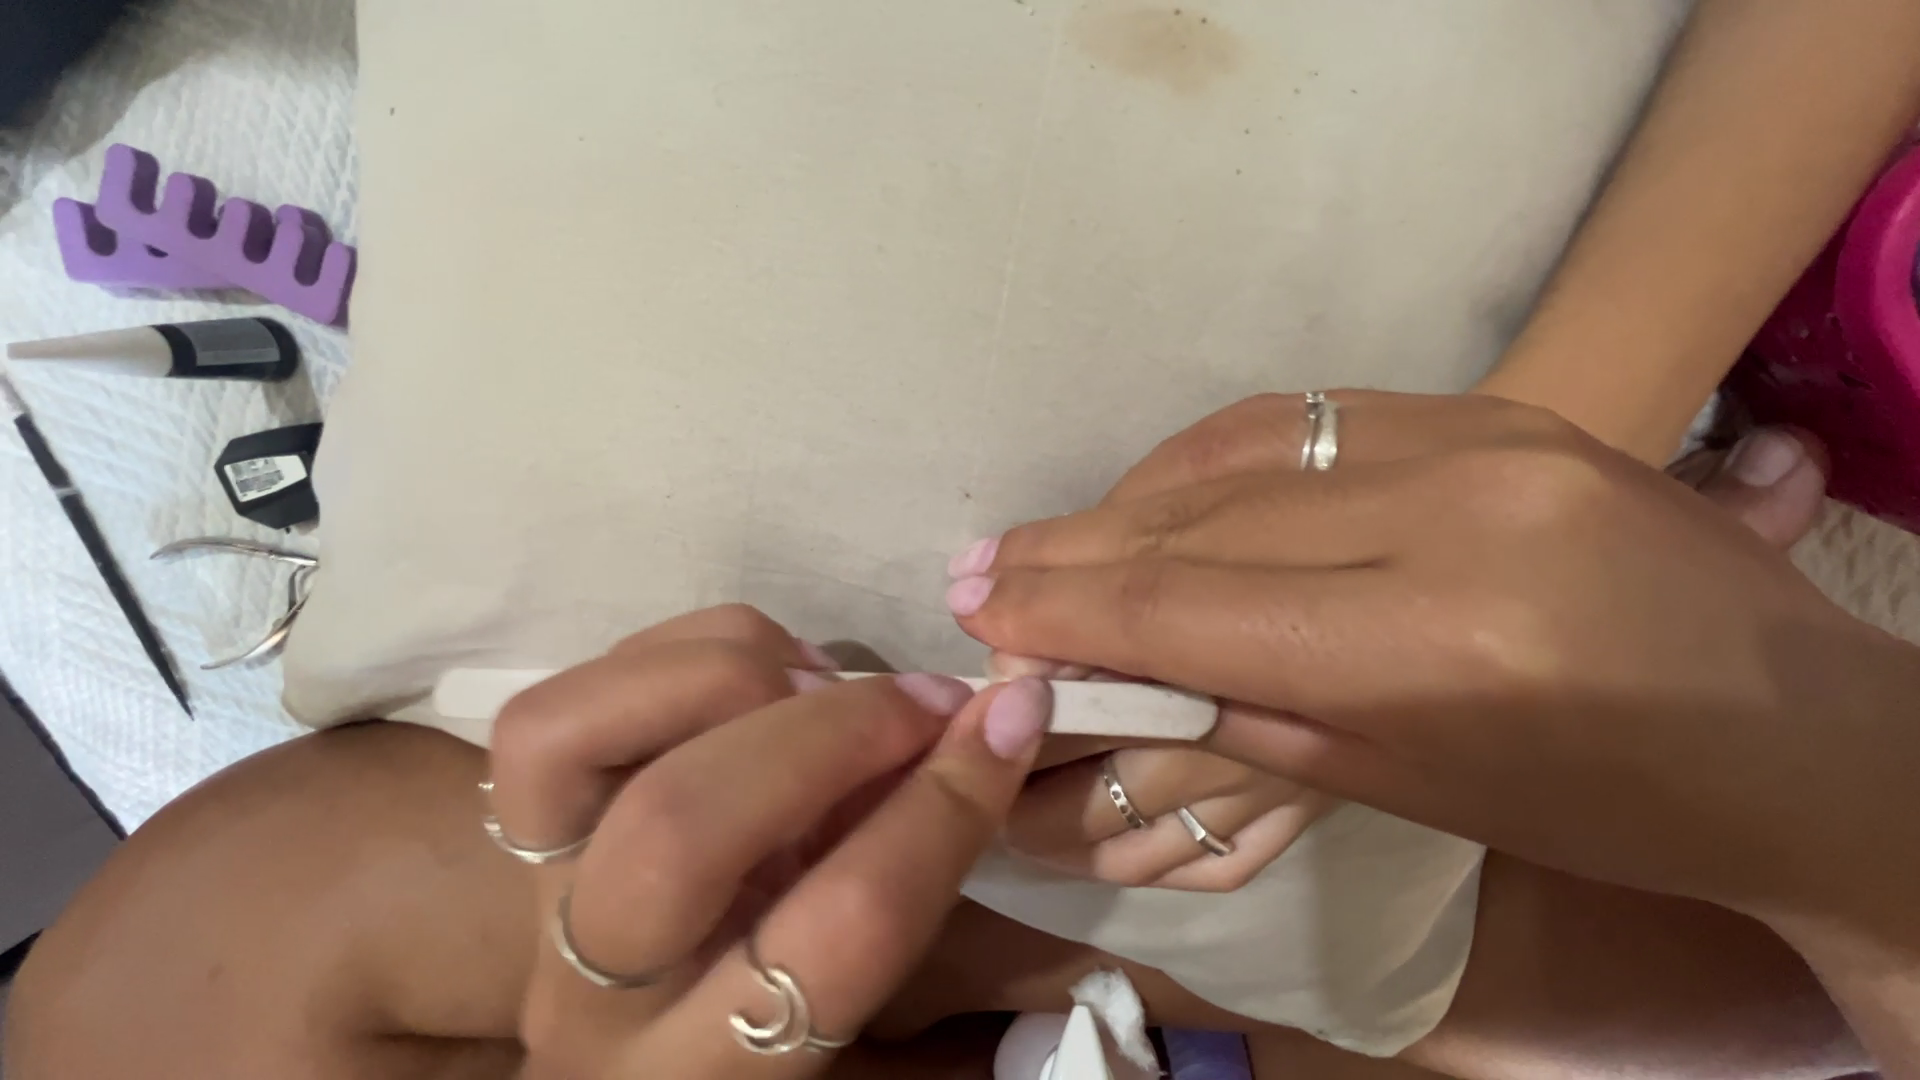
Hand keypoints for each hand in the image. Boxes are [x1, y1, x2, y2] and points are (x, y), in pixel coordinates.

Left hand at [484, 605, 1050, 1077]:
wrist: (644, 1008)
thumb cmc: (784, 988)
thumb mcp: (866, 962)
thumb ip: (923, 850)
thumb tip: (993, 716)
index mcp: (714, 1064)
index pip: (845, 928)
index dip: (942, 808)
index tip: (1012, 717)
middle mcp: (594, 987)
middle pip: (683, 824)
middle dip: (830, 729)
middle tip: (920, 697)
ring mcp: (534, 883)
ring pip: (571, 736)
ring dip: (737, 671)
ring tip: (822, 679)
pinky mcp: (518, 803)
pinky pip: (577, 687)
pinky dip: (692, 650)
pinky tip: (771, 670)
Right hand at [943, 392, 1919, 932]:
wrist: (1798, 733)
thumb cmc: (1592, 804)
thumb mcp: (1389, 785)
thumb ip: (1232, 706)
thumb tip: (1097, 662)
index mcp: (1435, 643)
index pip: (1190, 612)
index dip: (1066, 612)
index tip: (979, 610)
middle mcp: (1451, 508)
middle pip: (1197, 525)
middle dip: (1072, 555)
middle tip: (980, 568)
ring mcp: (1476, 433)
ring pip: (1231, 461)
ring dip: (1121, 505)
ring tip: (1042, 540)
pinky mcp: (1485, 406)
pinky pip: (1293, 423)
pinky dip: (1199, 460)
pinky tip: (1142, 490)